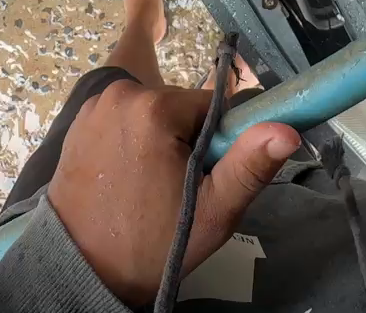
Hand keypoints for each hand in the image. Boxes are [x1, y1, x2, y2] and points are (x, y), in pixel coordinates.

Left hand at [47, 79, 300, 305]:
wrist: (79, 272)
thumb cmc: (151, 244)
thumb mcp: (211, 213)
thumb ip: (249, 165)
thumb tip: (287, 129)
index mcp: (154, 107)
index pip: (212, 105)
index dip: (218, 140)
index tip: (206, 176)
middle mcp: (122, 93)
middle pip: (181, 107)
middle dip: (189, 139)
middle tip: (179, 187)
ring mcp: (97, 104)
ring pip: (154, 111)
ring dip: (161, 138)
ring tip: (151, 184)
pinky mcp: (80, 119)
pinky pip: (126, 117)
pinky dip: (133, 138)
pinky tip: (128, 175)